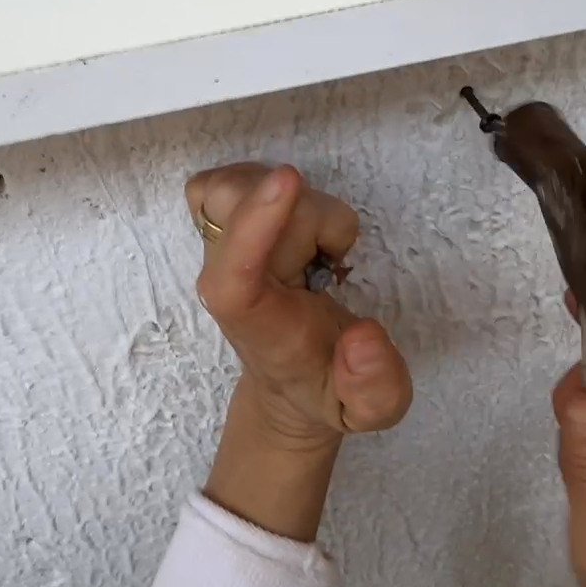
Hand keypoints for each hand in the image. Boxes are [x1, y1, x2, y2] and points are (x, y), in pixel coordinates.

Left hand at [188, 163, 411, 539]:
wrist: (289, 379)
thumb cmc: (327, 387)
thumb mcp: (371, 408)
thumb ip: (375, 386)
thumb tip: (363, 336)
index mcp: (259, 327)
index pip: (235, 276)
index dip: (255, 222)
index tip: (290, 179)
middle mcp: (223, 282)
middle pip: (253, 210)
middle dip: (315, 222)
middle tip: (330, 264)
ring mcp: (210, 250)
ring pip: (239, 184)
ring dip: (294, 205)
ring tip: (311, 248)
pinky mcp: (210, 226)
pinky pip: (219, 181)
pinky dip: (258, 186)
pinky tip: (283, 222)